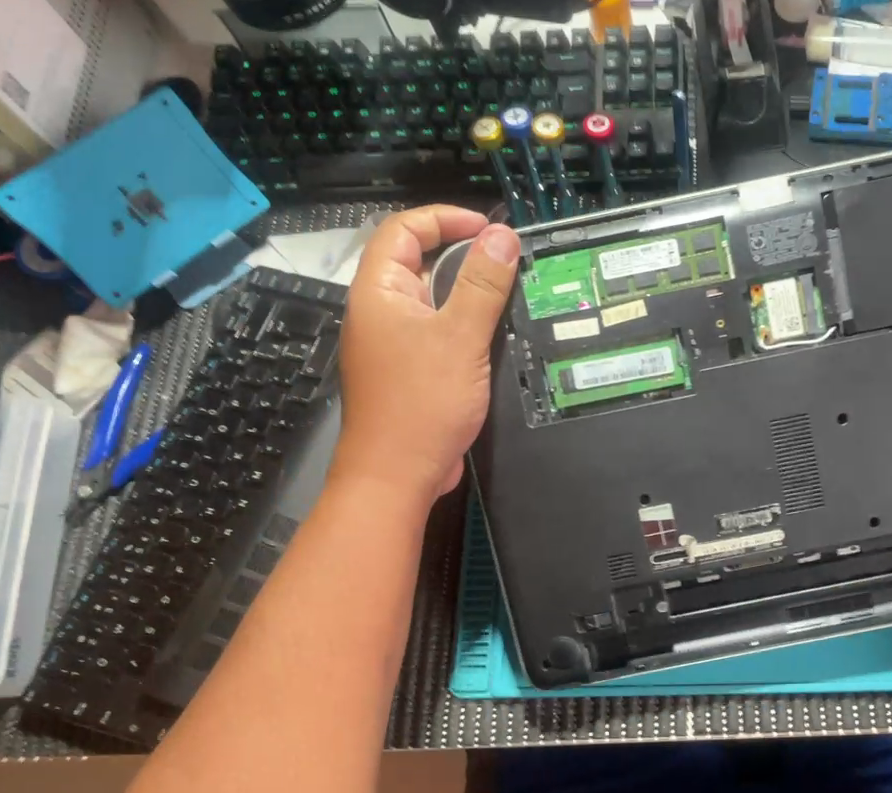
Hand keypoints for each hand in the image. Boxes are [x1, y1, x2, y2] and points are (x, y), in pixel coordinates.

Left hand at [336, 205, 519, 500]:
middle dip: (465, 257)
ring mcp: (395, 343)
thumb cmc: (422, 402)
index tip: (490, 229)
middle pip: (420, 263)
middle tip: (509, 266)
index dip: (445, 219)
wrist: (397, 474)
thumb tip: (503, 236)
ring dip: (471, 296)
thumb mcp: (460, 337)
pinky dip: (468, 328)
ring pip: (435, 302)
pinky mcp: (412, 371)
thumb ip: (482, 285)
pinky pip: (440, 334)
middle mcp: (381, 311)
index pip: (404, 230)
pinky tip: (498, 339)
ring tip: (512, 299)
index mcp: (379, 292)